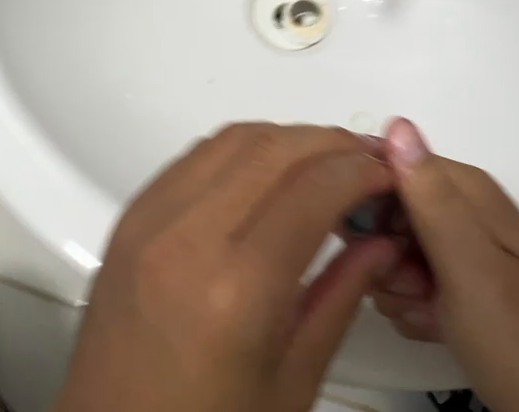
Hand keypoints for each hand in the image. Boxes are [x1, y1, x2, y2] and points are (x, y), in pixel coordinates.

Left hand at [57, 124, 401, 411]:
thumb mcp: (292, 381)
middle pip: (273, 148)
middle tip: (364, 160)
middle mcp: (186, 238)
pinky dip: (241, 150)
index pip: (312, 189)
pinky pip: (195, 155)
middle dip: (329, 142)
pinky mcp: (130, 216)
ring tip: (322, 164)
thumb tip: (380, 239)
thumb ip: (341, 297)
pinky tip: (266, 174)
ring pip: (233, 138)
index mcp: (235, 290)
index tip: (387, 173)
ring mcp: (150, 220)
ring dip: (286, 138)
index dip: (360, 169)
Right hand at [370, 118, 518, 411]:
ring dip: (396, 286)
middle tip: (408, 285)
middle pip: (390, 210)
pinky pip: (411, 285)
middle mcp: (466, 212)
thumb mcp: (470, 265)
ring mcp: (464, 253)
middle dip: (384, 251)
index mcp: (469, 191)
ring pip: (395, 251)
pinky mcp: (461, 291)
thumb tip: (398, 122)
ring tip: (426, 312)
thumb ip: (430, 196)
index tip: (370, 241)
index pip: (392, 164)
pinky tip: (432, 326)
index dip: (370, 200)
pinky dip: (412, 308)